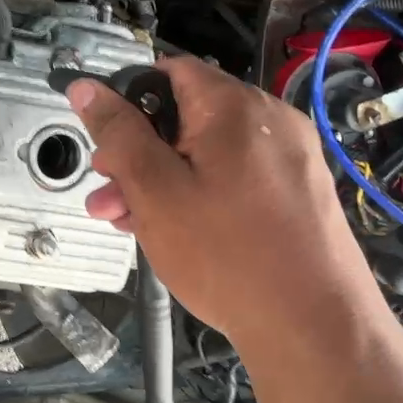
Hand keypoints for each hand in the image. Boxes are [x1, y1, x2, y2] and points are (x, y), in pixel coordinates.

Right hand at [68, 57, 384, 345]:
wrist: (317, 333)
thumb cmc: (227, 254)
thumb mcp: (153, 188)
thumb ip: (116, 131)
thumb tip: (85, 87)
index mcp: (235, 107)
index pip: (168, 69)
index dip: (127, 96)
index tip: (104, 138)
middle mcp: (269, 122)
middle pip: (184, 115)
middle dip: (136, 149)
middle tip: (107, 189)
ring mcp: (288, 160)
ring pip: (204, 151)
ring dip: (158, 177)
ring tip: (125, 218)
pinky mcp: (297, 195)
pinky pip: (231, 177)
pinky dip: (195, 192)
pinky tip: (167, 229)